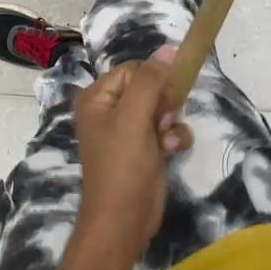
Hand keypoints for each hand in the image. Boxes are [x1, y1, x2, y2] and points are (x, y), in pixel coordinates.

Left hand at [73, 46, 192, 254]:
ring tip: (163, 142)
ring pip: (163, 109)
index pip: (134, 70)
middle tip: (159, 123)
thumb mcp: (133, 119)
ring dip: (171, 123)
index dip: (152, 81)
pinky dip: (173, 139)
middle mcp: (110, 110)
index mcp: (97, 97)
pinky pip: (168, 130)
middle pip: (150, 87)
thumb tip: (169, 48)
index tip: (163, 99)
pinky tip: (170, 153)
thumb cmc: (121, 166)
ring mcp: (129, 130)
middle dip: (163, 105)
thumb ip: (151, 82)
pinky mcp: (146, 149)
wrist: (123, 221)